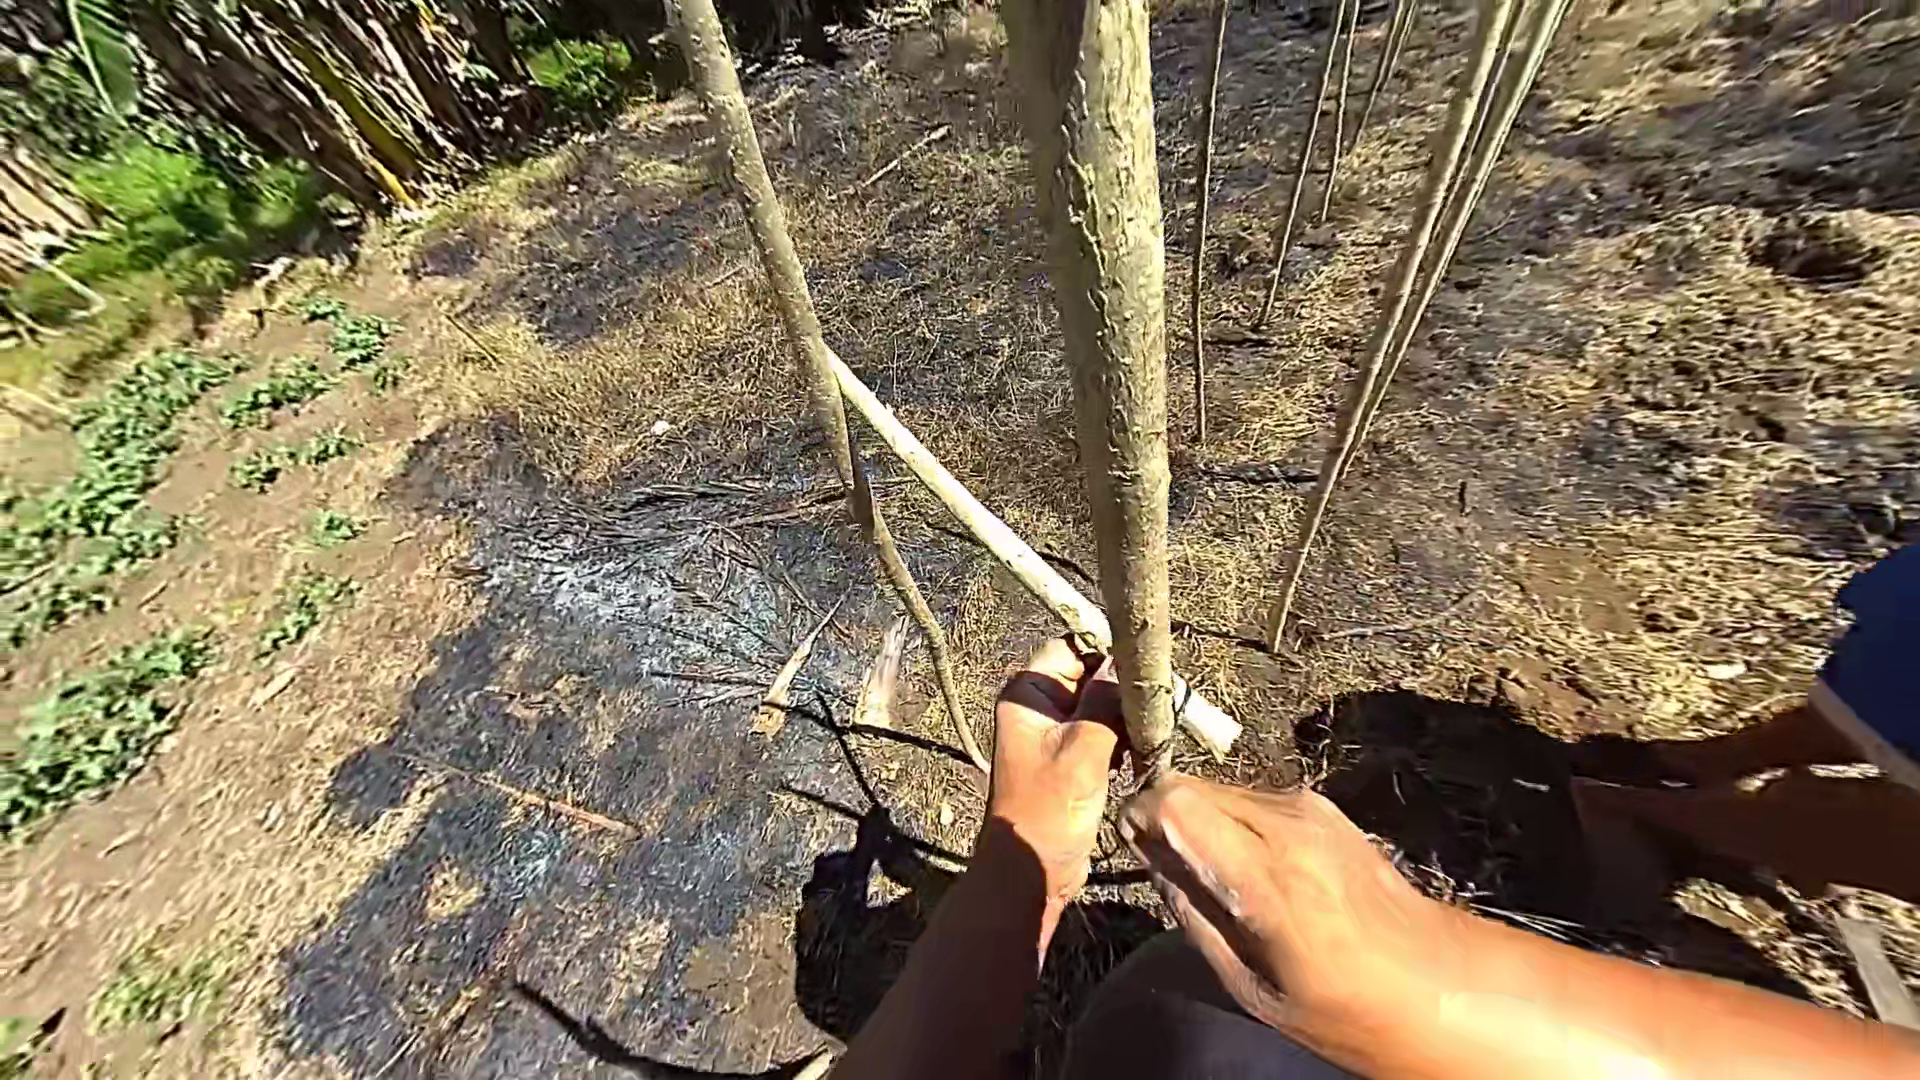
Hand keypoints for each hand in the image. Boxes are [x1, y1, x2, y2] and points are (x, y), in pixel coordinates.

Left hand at [983, 636, 1125, 907]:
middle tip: (1157, 698)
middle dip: (1119, 685)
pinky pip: (1100, 728)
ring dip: (1123, 712)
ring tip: (1151, 725)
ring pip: (1097, 702)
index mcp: (1028, 693)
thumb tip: (1126, 666)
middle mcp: (1038, 704)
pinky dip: (1120, 734)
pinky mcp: (1070, 752)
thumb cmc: (1048, 810)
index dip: (1104, 651)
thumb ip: (1105, 705)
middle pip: (1086, 673)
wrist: (1033, 869)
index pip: (1069, 649)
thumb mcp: (1081, 752)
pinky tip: (1140, 747)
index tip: (1142, 662)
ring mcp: (1054, 729)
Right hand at [1119, 775, 1447, 1033]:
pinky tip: (1239, 856)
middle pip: (1187, 784)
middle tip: (1158, 854)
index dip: (1140, 812)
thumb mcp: (1251, 984)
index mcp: (1269, 879)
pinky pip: (1242, 792)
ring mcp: (1303, 806)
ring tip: (1202, 861)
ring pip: (1212, 784)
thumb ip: (1190, 908)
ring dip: (1190, 811)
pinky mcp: (1314, 800)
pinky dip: (1221, 814)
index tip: (1133, 841)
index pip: (1177, 803)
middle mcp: (1285, 825)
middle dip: (1159, 810)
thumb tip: (1147, 853)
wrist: (1445, 983)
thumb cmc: (1345, 1007)